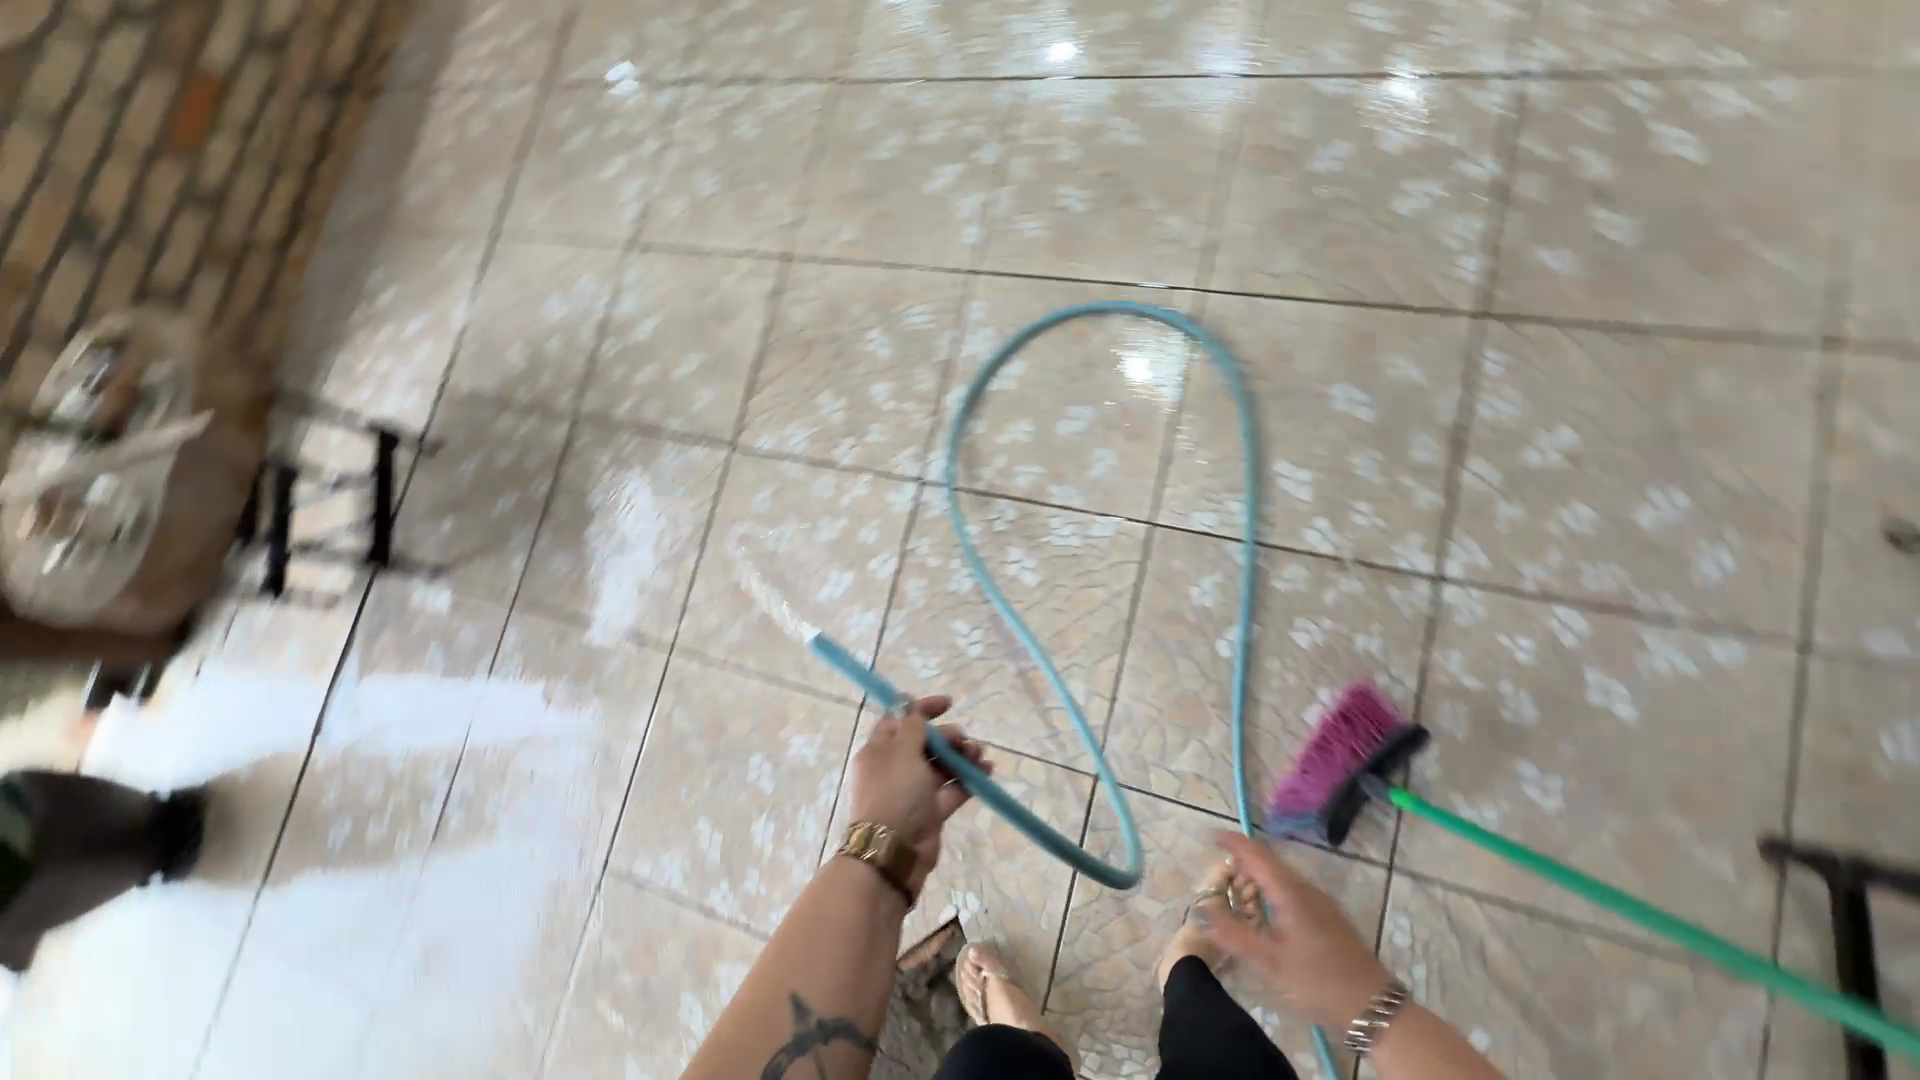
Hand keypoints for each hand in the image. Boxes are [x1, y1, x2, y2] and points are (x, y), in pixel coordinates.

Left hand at [848, 697, 991, 894]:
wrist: (893, 850)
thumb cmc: (894, 792)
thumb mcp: (902, 751)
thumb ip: (913, 727)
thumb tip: (911, 706)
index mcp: (880, 750)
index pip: (899, 719)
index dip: (922, 709)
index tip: (948, 704)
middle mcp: (895, 767)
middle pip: (925, 743)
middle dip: (948, 737)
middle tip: (963, 741)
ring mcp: (914, 790)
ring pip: (942, 765)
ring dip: (962, 756)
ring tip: (980, 757)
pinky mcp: (931, 811)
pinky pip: (953, 789)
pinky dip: (969, 779)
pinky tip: (987, 771)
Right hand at [1207, 831, 1392, 1029]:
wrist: (1374, 1008)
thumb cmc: (1318, 983)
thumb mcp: (1270, 963)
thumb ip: (1234, 935)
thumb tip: (1204, 909)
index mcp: (1291, 893)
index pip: (1258, 855)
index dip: (1235, 843)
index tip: (1213, 837)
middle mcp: (1307, 891)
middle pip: (1271, 864)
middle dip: (1244, 863)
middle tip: (1220, 875)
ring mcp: (1322, 905)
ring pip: (1284, 879)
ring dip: (1259, 879)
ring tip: (1239, 894)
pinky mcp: (1330, 920)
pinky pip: (1294, 893)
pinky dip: (1274, 893)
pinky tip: (1268, 915)